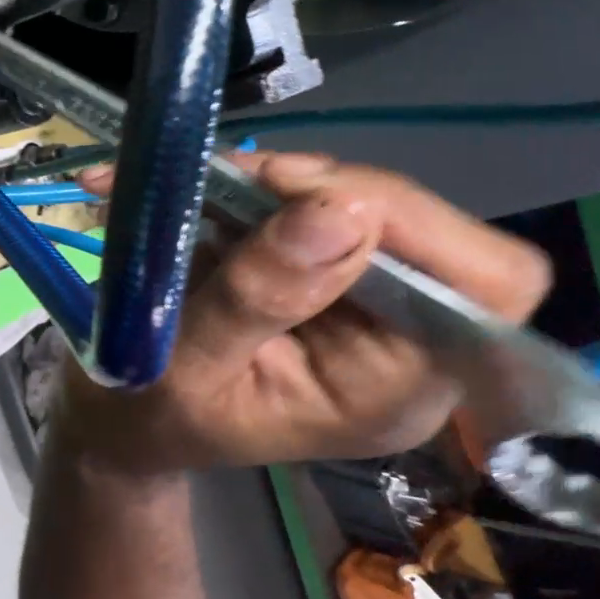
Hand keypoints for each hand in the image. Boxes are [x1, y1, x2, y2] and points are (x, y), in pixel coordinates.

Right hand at [61, 152, 553, 473]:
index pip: (483, 282)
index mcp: (392, 387)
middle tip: (233, 175)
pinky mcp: (306, 274)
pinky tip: (188, 183)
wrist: (116, 423)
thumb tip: (337, 211)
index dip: (412, 220)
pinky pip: (302, 208)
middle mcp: (397, 340)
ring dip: (273, 181)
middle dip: (326, 190)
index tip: (298, 192)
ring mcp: (352, 303)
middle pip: (422, 232)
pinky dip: (242, 185)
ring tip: (193, 177)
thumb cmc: (142, 416)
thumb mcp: (180, 369)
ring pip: (358, 207)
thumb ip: (255, 300)